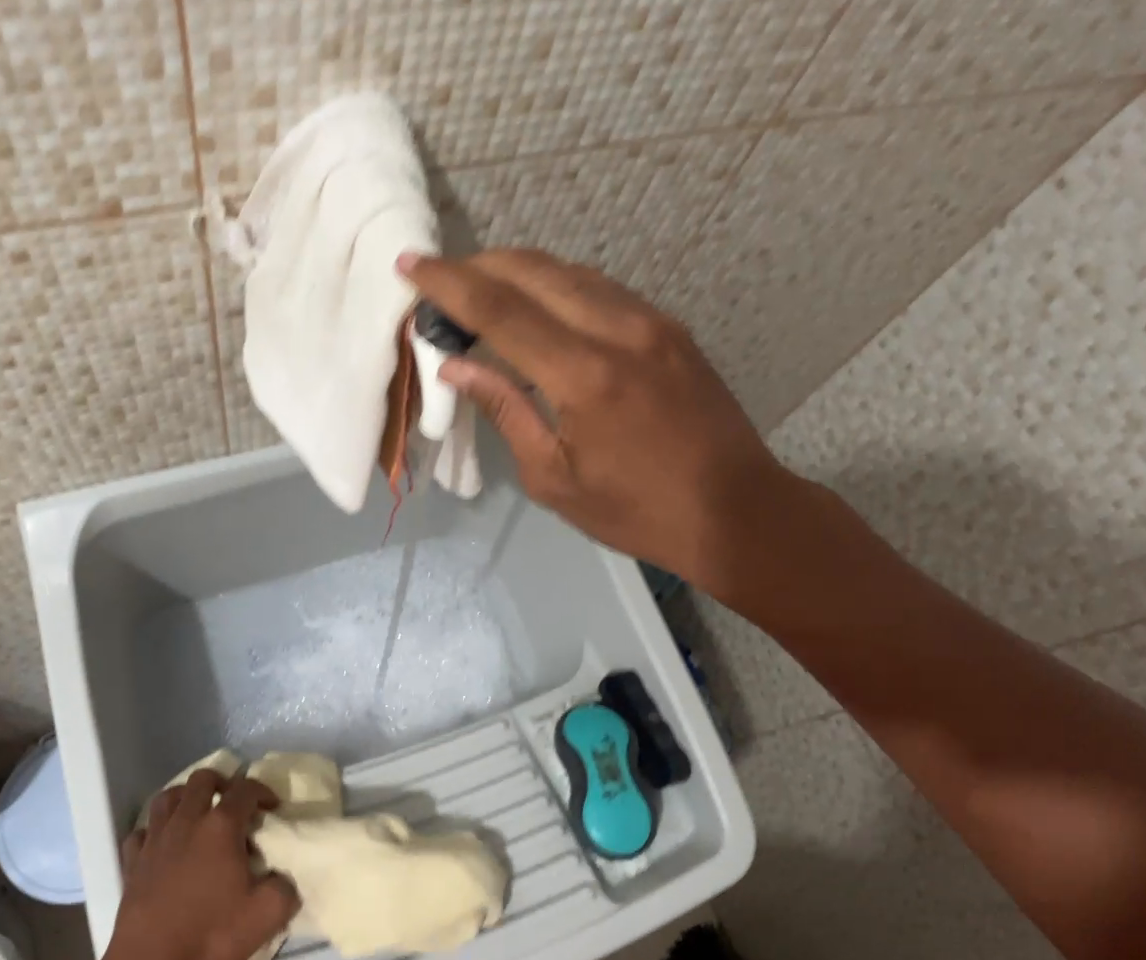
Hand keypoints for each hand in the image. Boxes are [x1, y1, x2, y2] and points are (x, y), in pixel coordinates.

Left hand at [102, 769, 300, 959]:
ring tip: (197, 814)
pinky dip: (155, 830)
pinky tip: (163, 845)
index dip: (263, 791)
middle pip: (201, 780)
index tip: (273, 808)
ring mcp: (155, 840)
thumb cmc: (211, 934)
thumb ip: (285, 888)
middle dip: (221, 782)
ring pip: (167, 798)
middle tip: (233, 802)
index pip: (244, 790)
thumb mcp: (267, 915)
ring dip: (185, 797)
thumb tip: (284, 878)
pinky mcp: (131, 863)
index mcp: (220, 827)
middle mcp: (186, 822)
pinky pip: (141, 832)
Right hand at [399, 249, 796, 599]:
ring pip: (570, 271)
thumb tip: (456, 365)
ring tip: (481, 288)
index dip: (448, 283)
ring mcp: (651, 322)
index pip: (500, 309)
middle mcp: (618, 330)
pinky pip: (601, 288)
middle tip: (439, 278)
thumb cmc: (636, 510)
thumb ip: (506, 410)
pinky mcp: (669, 328)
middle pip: (534, 270)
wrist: (736, 509)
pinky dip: (558, 284)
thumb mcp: (554, 478)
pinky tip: (539, 305)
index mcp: (583, 374)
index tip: (409, 264)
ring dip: (518, 270)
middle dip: (478, 265)